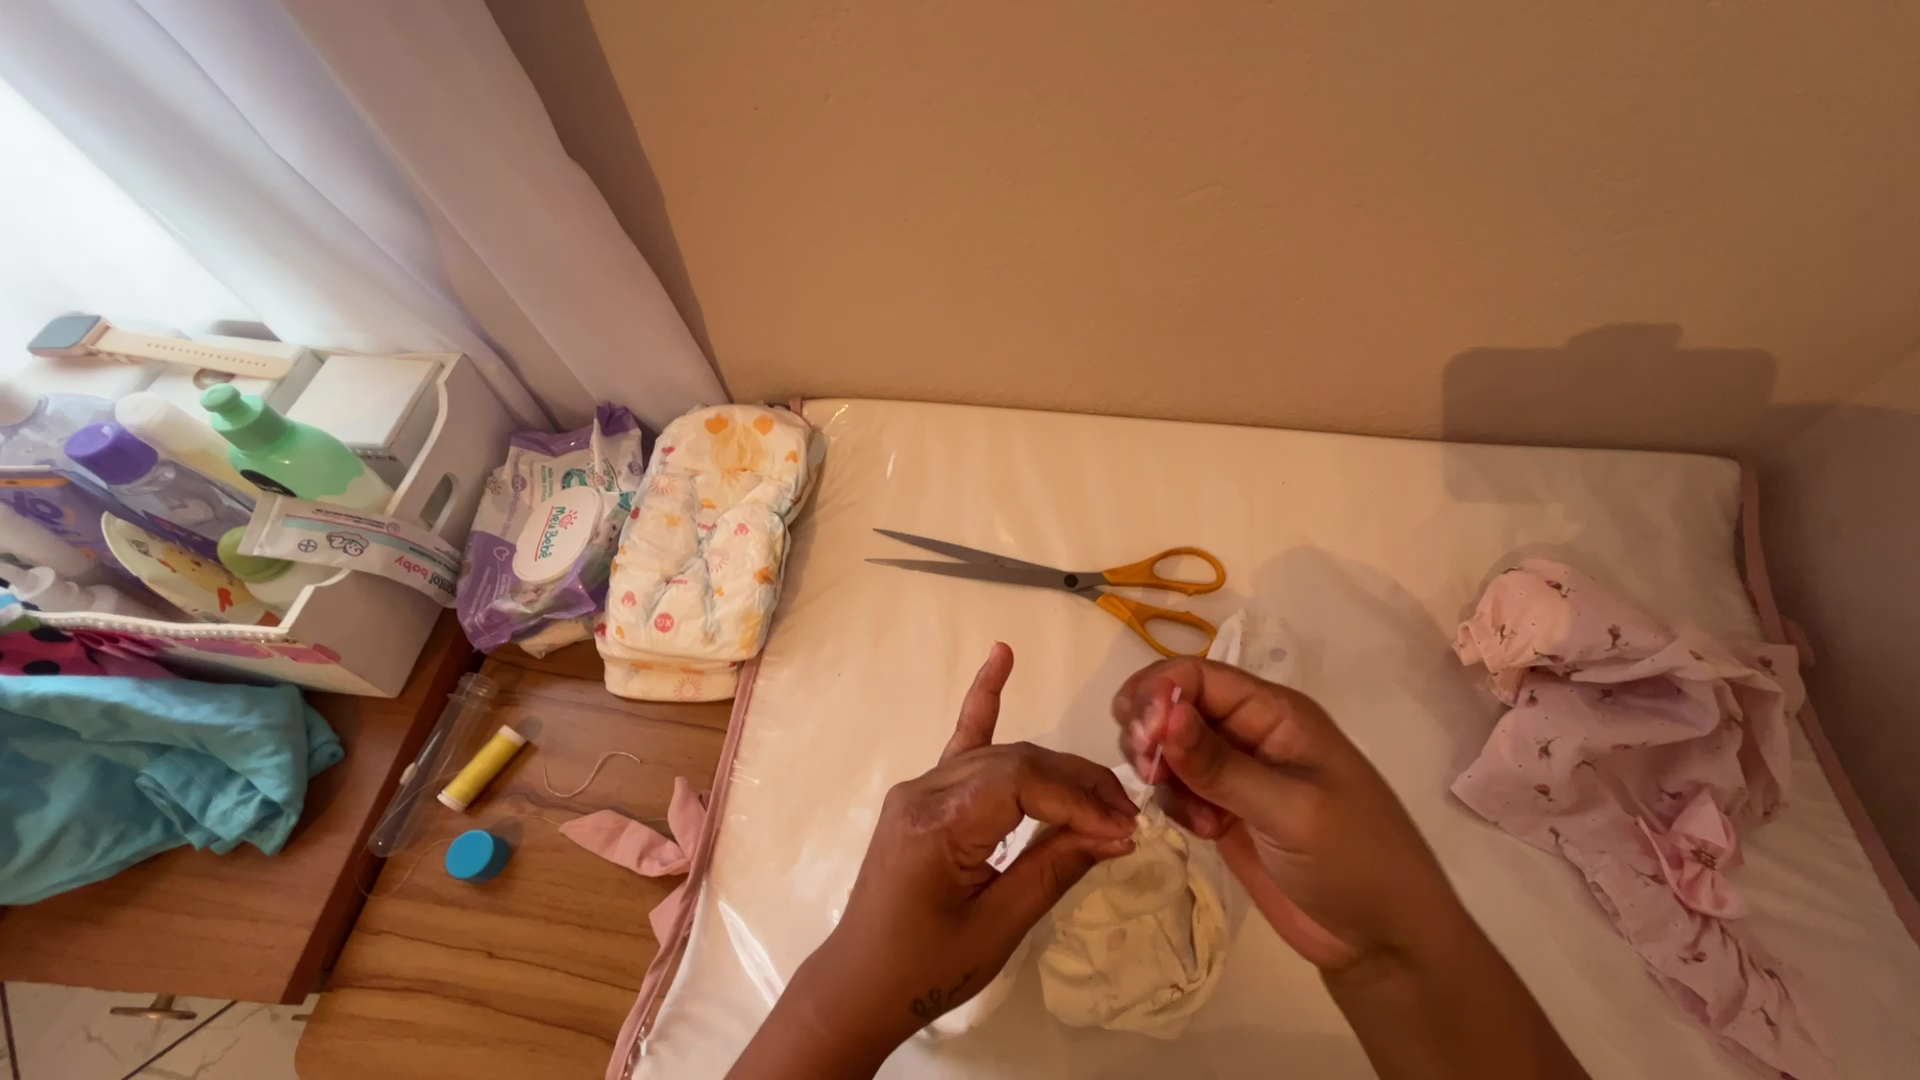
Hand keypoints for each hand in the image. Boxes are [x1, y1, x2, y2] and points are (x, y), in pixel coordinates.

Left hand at [728, 643, 1136, 1077]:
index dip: (1078, 799)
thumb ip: (1056, 868)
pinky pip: (964, 740)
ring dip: (1055, 770)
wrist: (861, 981)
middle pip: (1017, 762)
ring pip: (1002, 755)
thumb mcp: (1000, 926)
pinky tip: (1002, 656)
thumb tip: (1119, 832)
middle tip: (1126, 817)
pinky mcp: (925, 792)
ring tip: (1104, 793)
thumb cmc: (928, 968)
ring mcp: (922, 786)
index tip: (1123, 828)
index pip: (1022, 783)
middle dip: (1077, 784)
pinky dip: (986, 698)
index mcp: (938, 824)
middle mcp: (925, 790)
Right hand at [1113, 657, 1464, 973]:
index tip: (1140, 735)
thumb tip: (1162, 713)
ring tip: (1191, 814)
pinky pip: (1178, 788)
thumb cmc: (1354, 862)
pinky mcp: (1224, 809)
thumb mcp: (1289, 810)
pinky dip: (1175, 804)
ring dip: (1163, 773)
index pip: (1198, 676)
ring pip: (1170, 747)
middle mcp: (1251, 731)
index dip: (1159, 693)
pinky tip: (1203, 833)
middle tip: (1146, 770)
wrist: (1383, 943)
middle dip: (1151, 730)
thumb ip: (1219, 764)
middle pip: (1175, 705)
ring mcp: (1237, 772)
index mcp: (1275, 712)